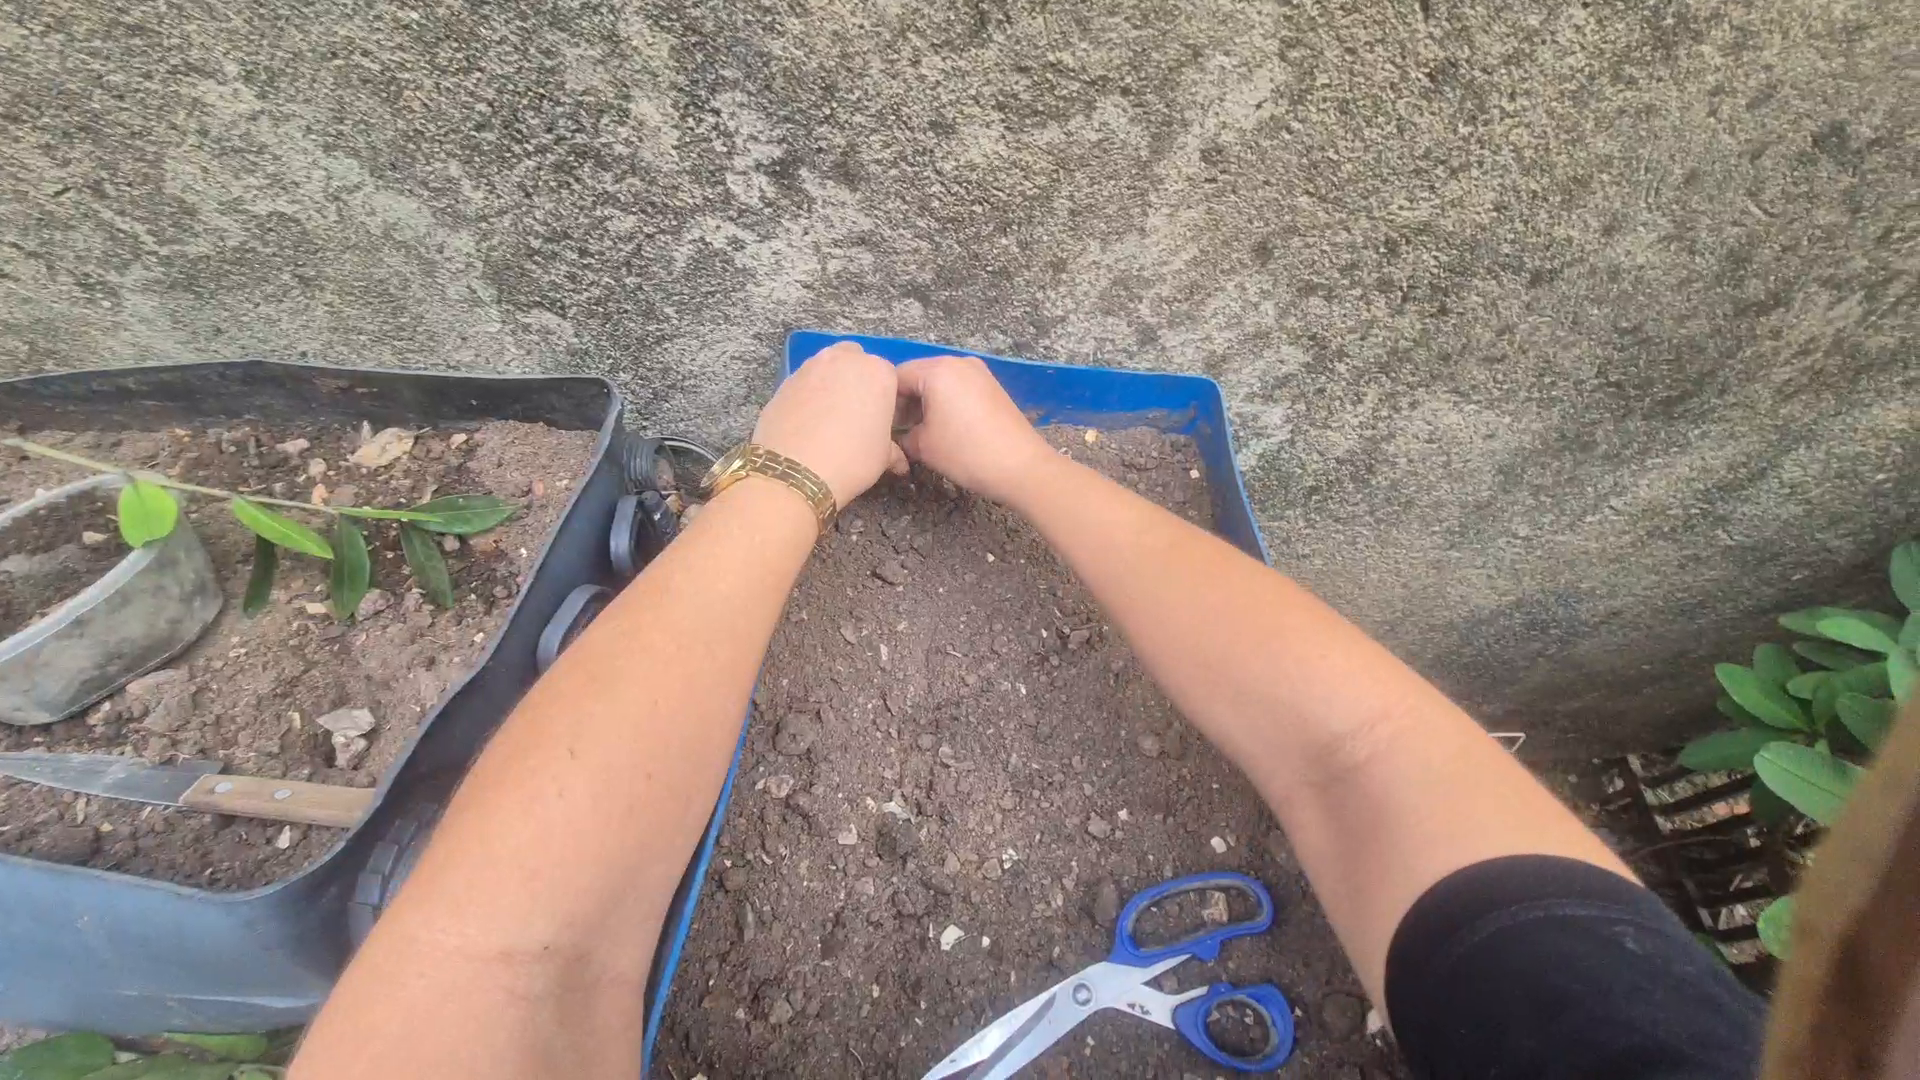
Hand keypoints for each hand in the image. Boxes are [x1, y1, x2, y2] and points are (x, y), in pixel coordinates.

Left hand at [752, 342, 908, 508]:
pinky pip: (804, 383)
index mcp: (878, 372)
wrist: (795, 470)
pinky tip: (807, 423)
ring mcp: (811, 366)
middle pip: (856, 360)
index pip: (889, 377)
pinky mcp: (785, 380)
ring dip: (831, 384)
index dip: (885, 399)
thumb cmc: (851, 460)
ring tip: (829, 419)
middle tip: (856, 414)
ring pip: (827, 368)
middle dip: (857, 380)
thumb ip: (893, 451)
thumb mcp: (882, 459)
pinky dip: (808, 396)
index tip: (880, 420)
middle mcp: (845, 360)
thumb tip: (899, 461)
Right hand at [895, 354, 1054, 504]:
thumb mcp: (923, 446)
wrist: (1021, 466)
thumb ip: (902, 435)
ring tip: (921, 431)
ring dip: (926, 403)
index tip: (881, 425)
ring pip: (939, 382)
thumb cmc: (967, 453)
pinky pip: (959, 388)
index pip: (897, 377)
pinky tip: (945, 427)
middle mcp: (958, 362)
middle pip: (919, 375)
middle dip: (906, 401)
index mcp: (937, 370)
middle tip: (899, 430)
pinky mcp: (992, 386)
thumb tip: (899, 435)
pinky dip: (946, 403)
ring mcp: (979, 372)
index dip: (885, 402)